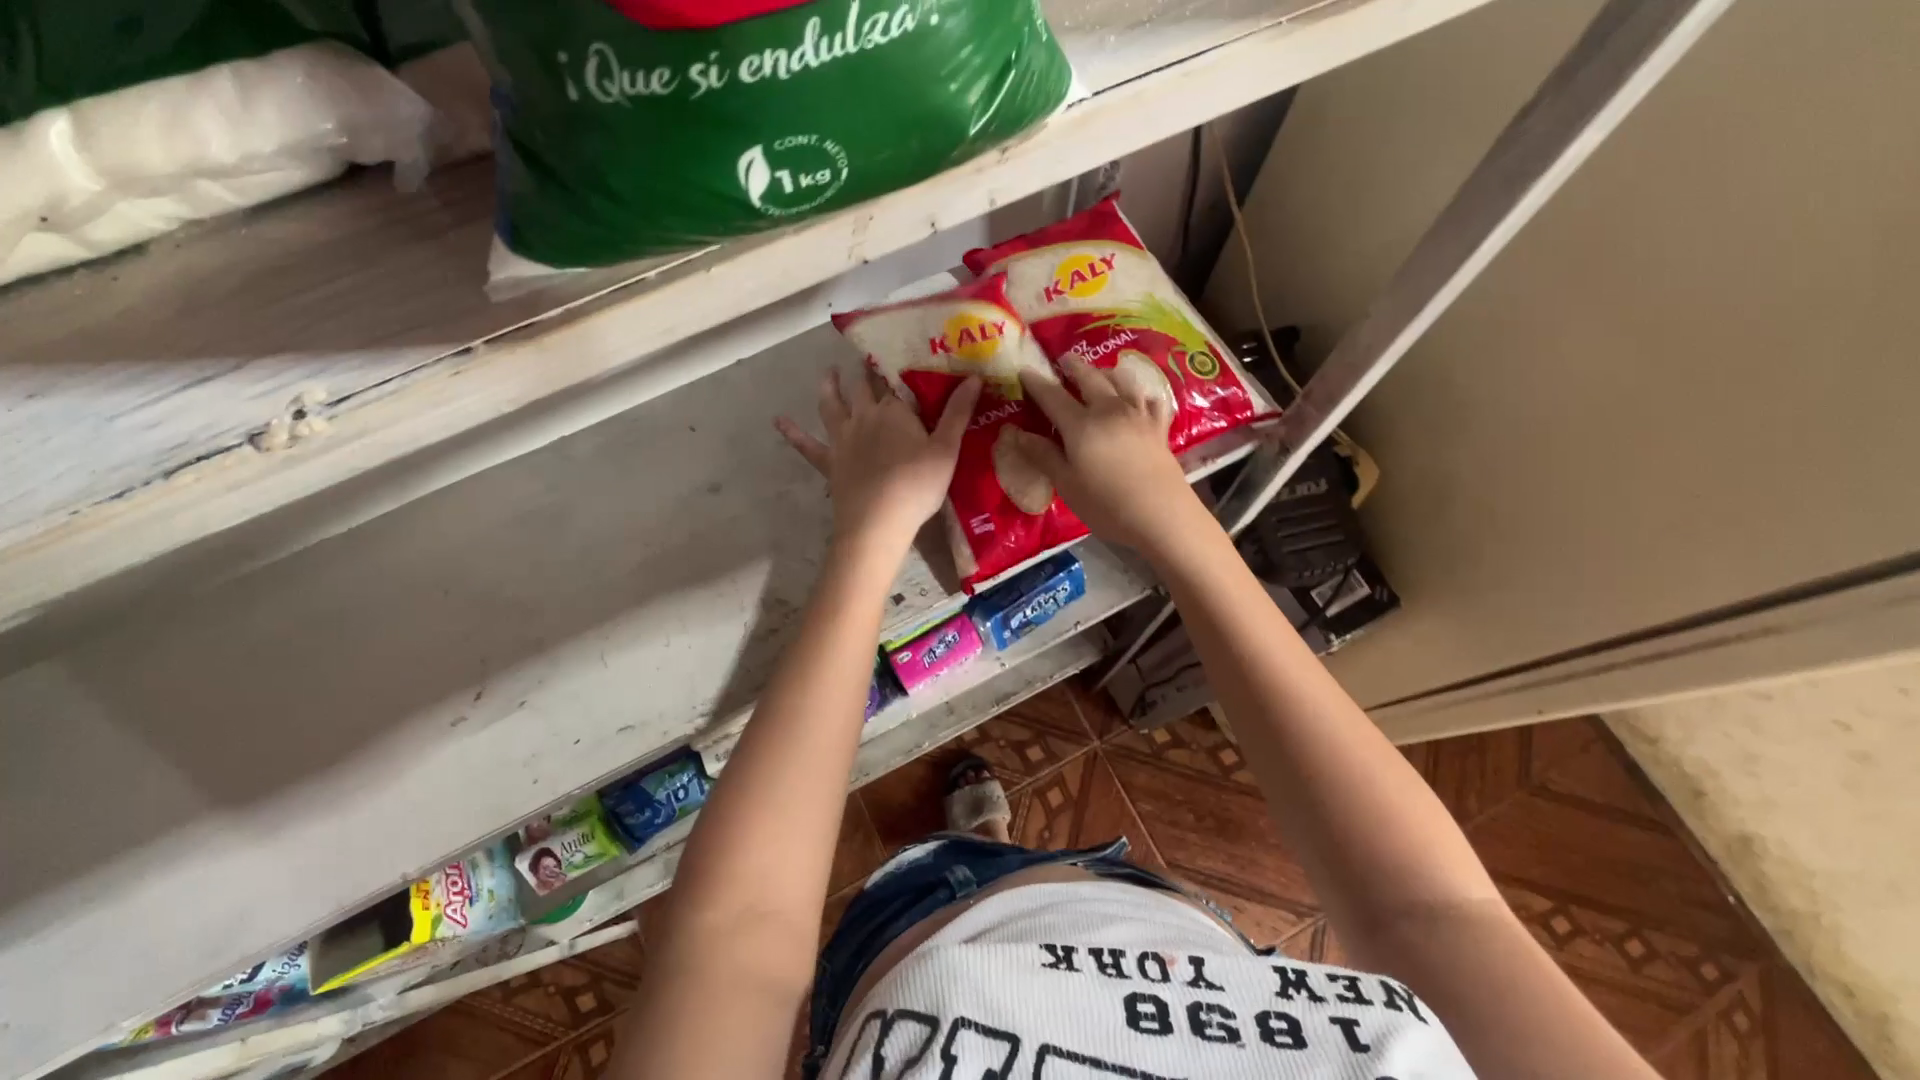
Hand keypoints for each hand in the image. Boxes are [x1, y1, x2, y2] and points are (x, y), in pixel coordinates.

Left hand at [777, 368, 981, 549]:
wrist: (877, 522)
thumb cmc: (917, 486)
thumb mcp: (947, 450)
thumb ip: (958, 413)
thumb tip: (974, 377)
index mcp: (895, 410)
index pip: (898, 382)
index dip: (900, 368)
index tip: (900, 353)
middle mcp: (865, 416)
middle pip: (864, 388)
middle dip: (865, 372)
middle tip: (864, 357)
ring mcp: (842, 438)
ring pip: (832, 405)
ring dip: (829, 387)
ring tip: (828, 373)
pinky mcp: (828, 462)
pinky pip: (806, 444)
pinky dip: (793, 432)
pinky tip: (779, 421)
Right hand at [1013, 357, 1207, 557]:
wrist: (1161, 516)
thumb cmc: (1106, 505)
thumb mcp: (1067, 484)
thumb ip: (1043, 455)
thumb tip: (1016, 434)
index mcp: (1081, 425)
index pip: (1053, 396)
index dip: (1036, 383)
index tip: (1024, 371)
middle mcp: (1109, 410)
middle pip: (1090, 379)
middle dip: (1074, 366)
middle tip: (1064, 359)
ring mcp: (1138, 416)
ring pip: (1122, 382)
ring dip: (1107, 373)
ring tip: (1100, 372)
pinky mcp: (1159, 428)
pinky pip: (1151, 401)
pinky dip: (1142, 394)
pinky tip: (1141, 398)